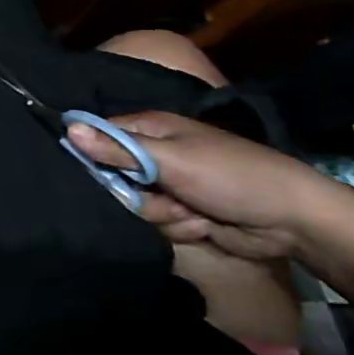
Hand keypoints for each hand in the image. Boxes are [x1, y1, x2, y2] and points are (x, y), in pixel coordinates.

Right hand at [69, 112, 305, 260]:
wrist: (285, 217)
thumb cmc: (227, 175)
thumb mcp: (170, 160)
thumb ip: (118, 149)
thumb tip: (68, 127)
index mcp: (151, 129)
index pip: (101, 136)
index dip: (93, 154)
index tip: (98, 174)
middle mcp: (155, 154)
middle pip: (115, 178)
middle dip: (137, 195)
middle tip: (162, 194)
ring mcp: (169, 185)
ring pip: (136, 206)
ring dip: (163, 214)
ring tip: (192, 211)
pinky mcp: (181, 212)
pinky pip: (158, 224)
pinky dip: (179, 227)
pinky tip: (203, 224)